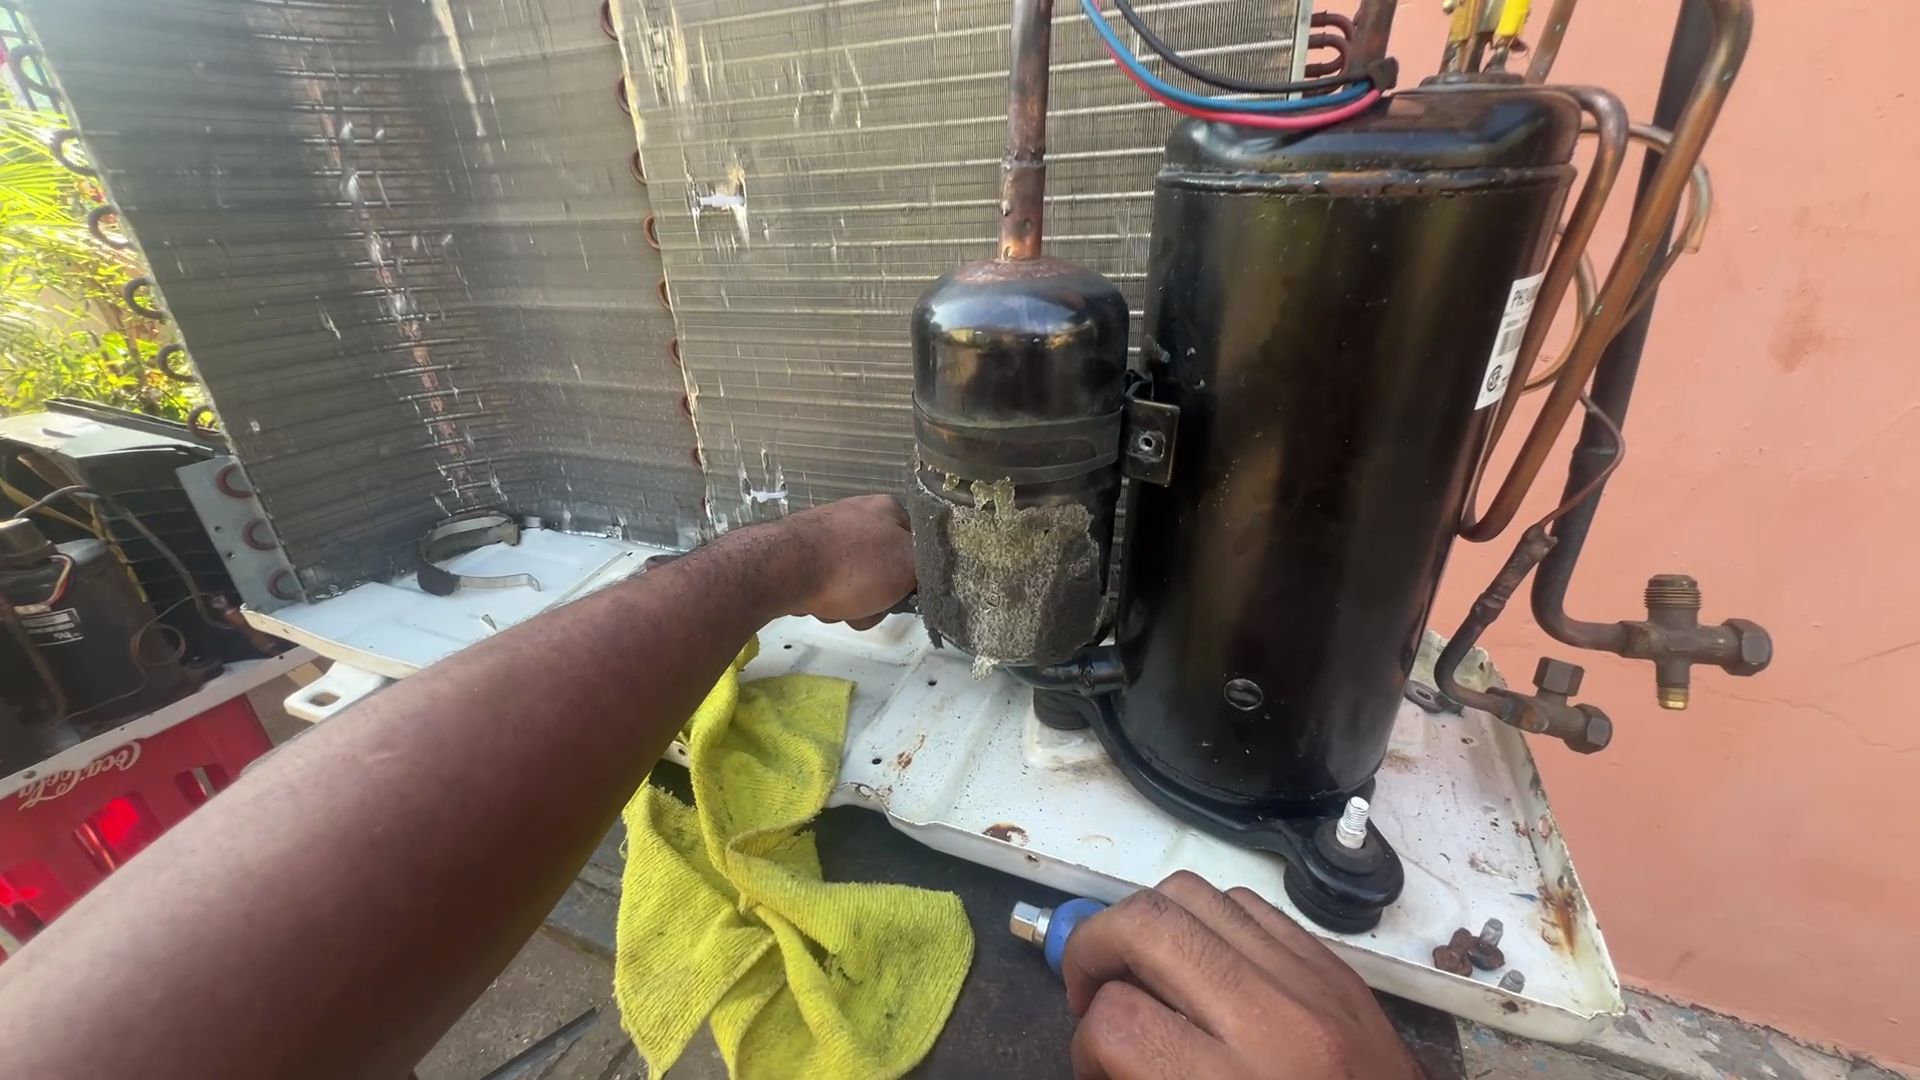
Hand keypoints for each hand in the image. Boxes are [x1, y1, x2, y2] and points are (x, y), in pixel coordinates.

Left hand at [776, 495, 915, 628]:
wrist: (784, 568)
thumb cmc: (853, 565)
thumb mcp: (910, 566)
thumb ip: (929, 567)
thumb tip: (928, 573)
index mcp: (888, 508)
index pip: (918, 545)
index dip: (915, 575)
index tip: (906, 593)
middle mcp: (858, 514)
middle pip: (885, 568)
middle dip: (879, 596)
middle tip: (869, 605)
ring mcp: (827, 534)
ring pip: (856, 581)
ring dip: (853, 603)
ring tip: (839, 607)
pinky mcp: (802, 554)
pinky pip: (828, 584)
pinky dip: (827, 599)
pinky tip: (818, 603)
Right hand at [1062, 872, 1423, 1079]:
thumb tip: (1100, 1043)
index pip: (1121, 1023)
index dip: (1084, 1043)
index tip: (1093, 1064)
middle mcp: (1277, 1022)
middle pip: (1147, 926)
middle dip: (1094, 945)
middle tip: (1090, 987)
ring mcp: (1311, 980)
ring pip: (1189, 892)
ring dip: (1143, 921)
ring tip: (1140, 965)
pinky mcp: (1332, 965)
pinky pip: (1242, 901)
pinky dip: (1201, 918)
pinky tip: (1198, 959)